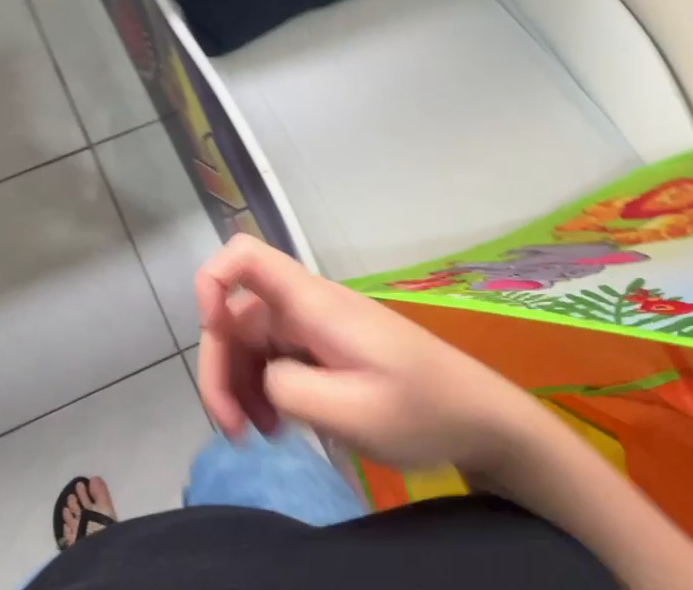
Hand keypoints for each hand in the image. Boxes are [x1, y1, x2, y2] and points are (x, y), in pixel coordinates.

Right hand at [195, 235, 546, 471]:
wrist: (479, 419)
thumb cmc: (423, 410)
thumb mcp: (354, 413)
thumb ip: (290, 390)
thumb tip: (261, 378)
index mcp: (312, 304)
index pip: (244, 256)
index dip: (212, 282)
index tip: (213, 332)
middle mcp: (304, 306)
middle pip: (233, 314)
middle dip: (220, 369)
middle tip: (233, 431)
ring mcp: (311, 327)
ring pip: (247, 342)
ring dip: (239, 386)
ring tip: (258, 436)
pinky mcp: (319, 350)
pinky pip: (271, 360)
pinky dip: (261, 391)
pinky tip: (276, 427)